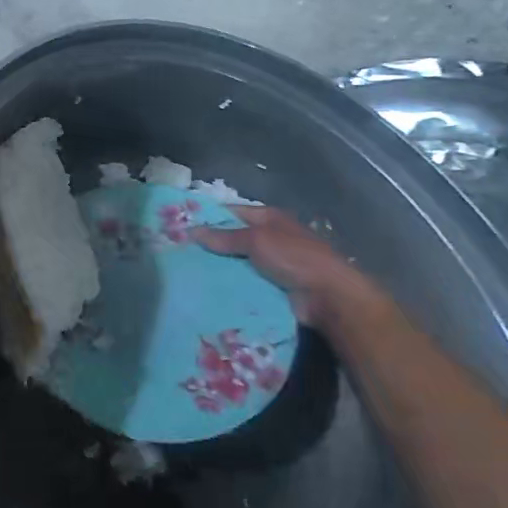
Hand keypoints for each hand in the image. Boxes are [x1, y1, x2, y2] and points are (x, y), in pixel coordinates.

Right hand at [193, 207, 378, 329]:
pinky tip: (209, 290)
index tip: (183, 226)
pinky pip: (246, 283)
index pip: (233, 212)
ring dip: (220, 269)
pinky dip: (232, 286)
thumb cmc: (294, 257)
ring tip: (189, 273)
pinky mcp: (273, 287)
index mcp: (269, 218)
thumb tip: (192, 231)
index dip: (210, 217)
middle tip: (180, 252)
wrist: (327, 296)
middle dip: (211, 246)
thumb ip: (225, 236)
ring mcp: (272, 264)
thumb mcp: (257, 240)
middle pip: (234, 238)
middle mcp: (270, 237)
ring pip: (238, 263)